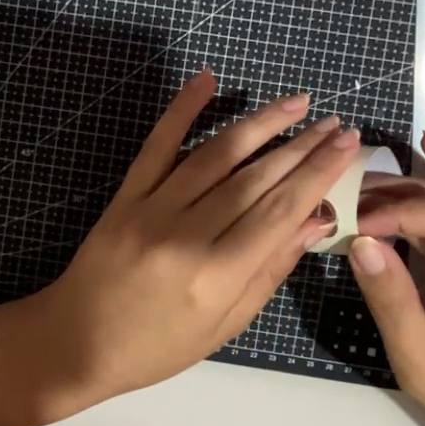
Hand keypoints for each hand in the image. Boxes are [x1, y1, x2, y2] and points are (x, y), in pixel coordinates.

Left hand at [35, 69, 362, 400]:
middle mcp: (186, 235)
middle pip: (255, 179)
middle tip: (335, 123)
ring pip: (215, 154)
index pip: (281, 211)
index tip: (349, 145)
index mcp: (217, 275)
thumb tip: (316, 220)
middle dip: (302, 146)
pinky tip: (206, 79)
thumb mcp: (224, 326)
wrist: (75, 341)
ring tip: (296, 102)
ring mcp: (151, 209)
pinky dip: (182, 109)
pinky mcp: (125, 195)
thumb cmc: (156, 347)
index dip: (319, 174)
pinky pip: (157, 145)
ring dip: (260, 123)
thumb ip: (269, 270)